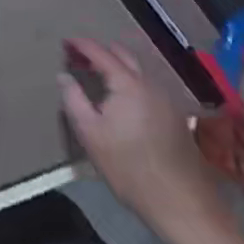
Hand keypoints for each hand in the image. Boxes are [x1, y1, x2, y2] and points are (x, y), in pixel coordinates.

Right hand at [59, 38, 220, 226]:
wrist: (180, 201)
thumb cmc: (128, 166)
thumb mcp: (90, 134)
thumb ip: (73, 100)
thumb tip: (63, 76)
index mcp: (128, 84)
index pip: (101, 53)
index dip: (82, 45)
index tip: (66, 42)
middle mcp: (150, 84)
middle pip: (124, 55)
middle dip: (100, 51)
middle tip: (79, 58)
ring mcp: (167, 99)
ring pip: (139, 70)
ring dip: (117, 66)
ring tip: (97, 75)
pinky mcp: (175, 115)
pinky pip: (148, 85)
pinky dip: (130, 80)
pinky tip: (121, 97)